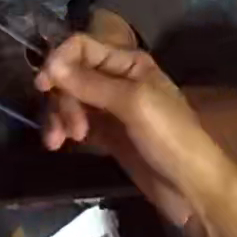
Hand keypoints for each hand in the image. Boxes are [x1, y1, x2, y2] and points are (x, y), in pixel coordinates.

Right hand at [36, 34, 236, 226]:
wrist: (193, 189)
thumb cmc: (170, 136)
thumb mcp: (132, 103)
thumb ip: (90, 83)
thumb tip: (50, 65)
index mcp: (128, 61)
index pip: (83, 46)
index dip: (60, 60)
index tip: (43, 85)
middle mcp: (116, 78)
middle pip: (72, 74)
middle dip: (63, 98)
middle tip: (67, 129)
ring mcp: (110, 107)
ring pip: (70, 99)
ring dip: (59, 116)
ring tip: (58, 142)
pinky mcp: (106, 134)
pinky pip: (75, 122)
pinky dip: (63, 129)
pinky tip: (61, 144)